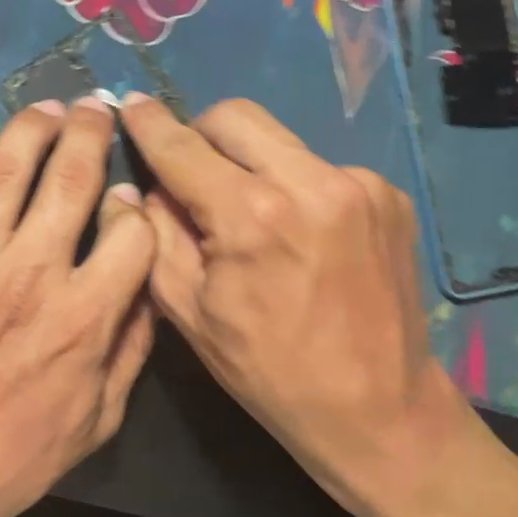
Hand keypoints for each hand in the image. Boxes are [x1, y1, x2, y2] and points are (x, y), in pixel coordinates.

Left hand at [0, 97, 156, 516]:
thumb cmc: (17, 452)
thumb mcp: (100, 417)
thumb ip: (131, 345)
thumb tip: (150, 283)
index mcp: (83, 315)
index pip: (129, 231)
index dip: (137, 205)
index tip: (131, 196)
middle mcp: (31, 272)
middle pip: (71, 177)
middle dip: (91, 132)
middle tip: (97, 108)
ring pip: (7, 167)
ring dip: (32, 127)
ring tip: (47, 108)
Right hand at [119, 95, 483, 516]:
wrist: (381, 413)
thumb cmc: (269, 371)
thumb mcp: (186, 311)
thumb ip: (157, 233)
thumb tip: (153, 184)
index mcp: (253, 217)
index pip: (182, 147)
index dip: (148, 124)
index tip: (128, 104)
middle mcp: (311, 183)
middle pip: (234, 116)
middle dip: (200, 134)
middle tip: (190, 173)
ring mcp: (359, 185)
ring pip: (277, 139)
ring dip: (248, 162)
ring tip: (249, 215)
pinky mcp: (389, 196)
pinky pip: (316, 166)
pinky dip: (291, 186)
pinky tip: (296, 233)